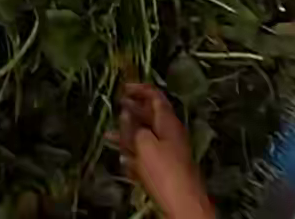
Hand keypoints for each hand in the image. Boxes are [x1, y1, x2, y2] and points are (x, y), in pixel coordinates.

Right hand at [108, 84, 215, 218]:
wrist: (184, 207)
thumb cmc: (164, 170)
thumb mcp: (144, 144)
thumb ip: (133, 127)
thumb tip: (126, 112)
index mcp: (168, 121)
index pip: (154, 96)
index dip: (138, 89)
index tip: (122, 88)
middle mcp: (170, 133)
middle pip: (150, 115)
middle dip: (132, 111)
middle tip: (116, 109)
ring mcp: (170, 152)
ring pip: (147, 136)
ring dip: (129, 135)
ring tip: (110, 136)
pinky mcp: (167, 170)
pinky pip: (148, 155)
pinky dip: (135, 154)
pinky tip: (122, 160)